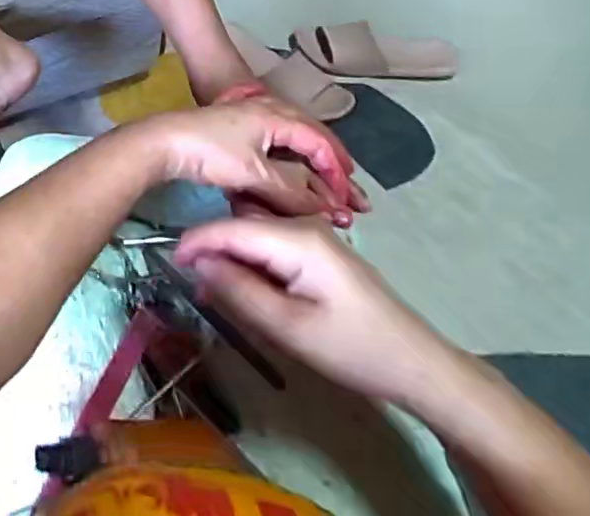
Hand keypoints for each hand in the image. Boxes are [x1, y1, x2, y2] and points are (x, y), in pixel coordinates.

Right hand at [174, 217, 459, 406]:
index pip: (229, 229)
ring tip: (219, 296)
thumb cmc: (354, 349)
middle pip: (240, 229)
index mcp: (296, 238)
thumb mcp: (289, 327)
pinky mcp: (318, 251)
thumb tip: (198, 263)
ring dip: (232, 263)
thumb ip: (239, 290)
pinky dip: (253, 267)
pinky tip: (249, 292)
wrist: (419, 365)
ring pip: (254, 238)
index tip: (170, 262)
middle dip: (213, 255)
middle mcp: (302, 226)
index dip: (195, 242)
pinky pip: (272, 248)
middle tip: (198, 291)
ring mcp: (313, 236)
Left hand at [209, 89, 366, 224]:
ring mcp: (246, 116)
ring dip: (308, 159)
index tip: (349, 196)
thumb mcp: (253, 174)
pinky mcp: (231, 128)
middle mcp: (265, 109)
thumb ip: (291, 192)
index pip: (319, 140)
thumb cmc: (209, 152)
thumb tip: (326, 211)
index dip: (337, 169)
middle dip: (330, 161)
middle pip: (308, 134)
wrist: (162, 141)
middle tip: (348, 186)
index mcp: (275, 115)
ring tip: (323, 180)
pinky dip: (284, 156)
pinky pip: (269, 139)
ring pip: (288, 136)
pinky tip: (285, 168)